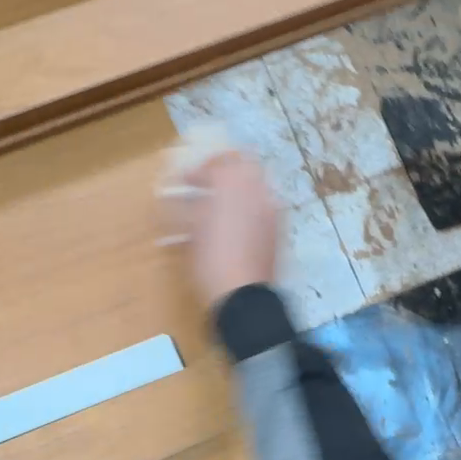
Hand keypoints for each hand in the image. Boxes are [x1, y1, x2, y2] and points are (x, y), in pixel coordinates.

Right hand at [172, 150, 282, 308]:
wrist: (244, 298)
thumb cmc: (211, 263)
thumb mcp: (193, 231)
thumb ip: (188, 204)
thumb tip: (181, 193)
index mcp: (232, 183)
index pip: (215, 162)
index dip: (197, 170)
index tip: (184, 183)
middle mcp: (257, 189)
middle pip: (242, 164)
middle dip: (224, 171)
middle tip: (208, 185)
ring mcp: (272, 208)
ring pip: (256, 183)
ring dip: (238, 188)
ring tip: (221, 206)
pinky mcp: (279, 227)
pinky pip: (264, 205)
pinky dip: (250, 206)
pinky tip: (237, 224)